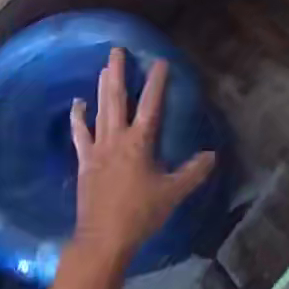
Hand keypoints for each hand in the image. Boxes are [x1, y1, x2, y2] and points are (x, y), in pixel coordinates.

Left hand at [68, 48, 216, 265]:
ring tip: (104, 67)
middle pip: (117, 98)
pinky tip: (78, 103)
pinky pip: (80, 133)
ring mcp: (97, 148)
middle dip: (118, 72)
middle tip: (117, 50)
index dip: (157, 81)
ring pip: (100, 110)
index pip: (152, 104)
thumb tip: (211, 154)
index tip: (160, 61)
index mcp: (140, 142)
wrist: (103, 238)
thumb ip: (193, 172)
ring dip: (102, 87)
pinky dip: (78, 117)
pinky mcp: (84, 160)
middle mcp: (117, 138)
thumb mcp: (173, 193)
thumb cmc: (140, 214)